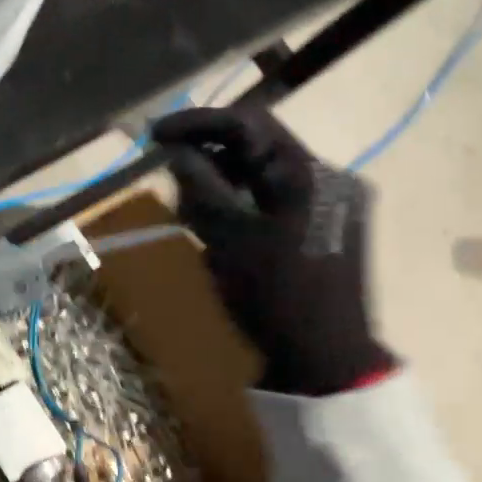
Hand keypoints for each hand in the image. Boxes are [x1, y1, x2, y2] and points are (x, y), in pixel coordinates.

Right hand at [150, 107, 390, 395]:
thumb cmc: (274, 294)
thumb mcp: (227, 237)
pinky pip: (271, 202)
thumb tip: (176, 150)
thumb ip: (201, 187)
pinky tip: (210, 227)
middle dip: (205, 157)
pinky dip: (237, 205)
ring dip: (218, 183)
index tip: (153, 135)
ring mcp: (327, 206)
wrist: (325, 359)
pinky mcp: (322, 230)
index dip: (197, 123)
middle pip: (256, 148)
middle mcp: (326, 180)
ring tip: (184, 211)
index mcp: (309, 174)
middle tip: (163, 176)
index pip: (249, 124)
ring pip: (260, 176)